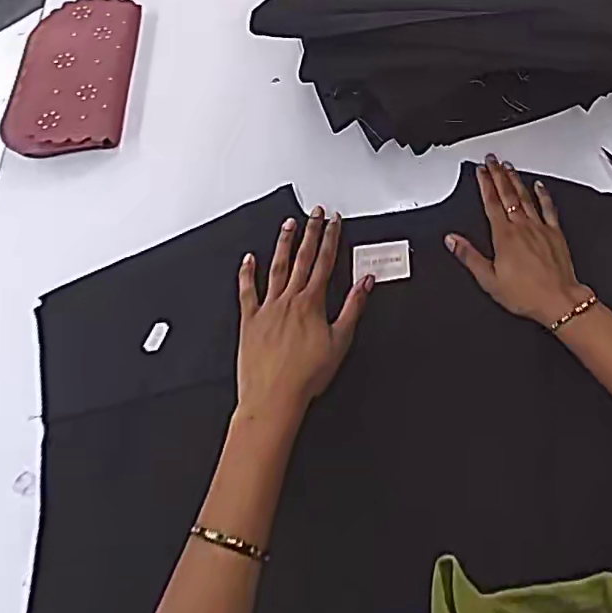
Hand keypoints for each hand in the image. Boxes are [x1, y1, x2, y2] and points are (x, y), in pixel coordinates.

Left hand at [235, 208, 370, 419]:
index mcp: (311, 303)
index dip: (331, 238)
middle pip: (302, 258)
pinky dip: (247, 273)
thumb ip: (353, 307)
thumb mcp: (340, 341)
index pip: (324, 262)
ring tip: (288, 224)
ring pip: (276, 267)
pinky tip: (248, 259)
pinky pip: (247, 291)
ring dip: (283, 243)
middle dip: (310, 232)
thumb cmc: (306, 375)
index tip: (334, 222)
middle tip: (315, 213)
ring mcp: (267, 308)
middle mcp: (289, 300)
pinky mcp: (250, 320)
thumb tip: (364, 282)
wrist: (273, 398)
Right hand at [447, 155, 590, 326]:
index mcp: (504, 236)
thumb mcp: (489, 279)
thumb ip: (469, 256)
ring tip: (508, 166)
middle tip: (492, 159)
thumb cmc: (526, 294)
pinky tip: (539, 185)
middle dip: (498, 174)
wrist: (558, 301)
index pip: (491, 202)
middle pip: (507, 194)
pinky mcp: (555, 233)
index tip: (481, 171)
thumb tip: (453, 240)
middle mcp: (522, 227)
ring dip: (515, 179)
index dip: (485, 184)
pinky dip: (543, 194)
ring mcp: (540, 228)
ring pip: (525, 196)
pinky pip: (548, 208)